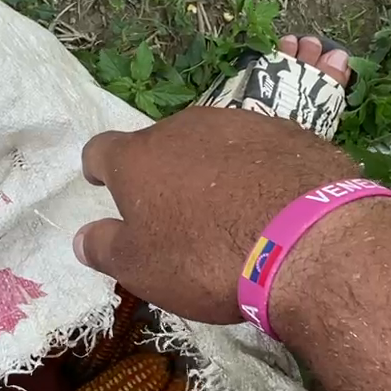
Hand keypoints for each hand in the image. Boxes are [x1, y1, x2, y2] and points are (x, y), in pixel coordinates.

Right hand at [73, 106, 361, 325]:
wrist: (308, 242)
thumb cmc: (206, 258)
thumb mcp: (141, 268)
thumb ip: (105, 247)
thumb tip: (82, 237)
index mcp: (138, 157)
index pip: (100, 150)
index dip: (99, 168)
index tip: (103, 183)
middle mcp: (183, 127)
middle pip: (160, 145)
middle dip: (161, 172)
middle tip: (174, 213)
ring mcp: (239, 123)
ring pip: (211, 143)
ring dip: (210, 169)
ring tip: (228, 211)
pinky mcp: (288, 132)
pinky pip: (258, 149)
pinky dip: (255, 170)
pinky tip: (271, 204)